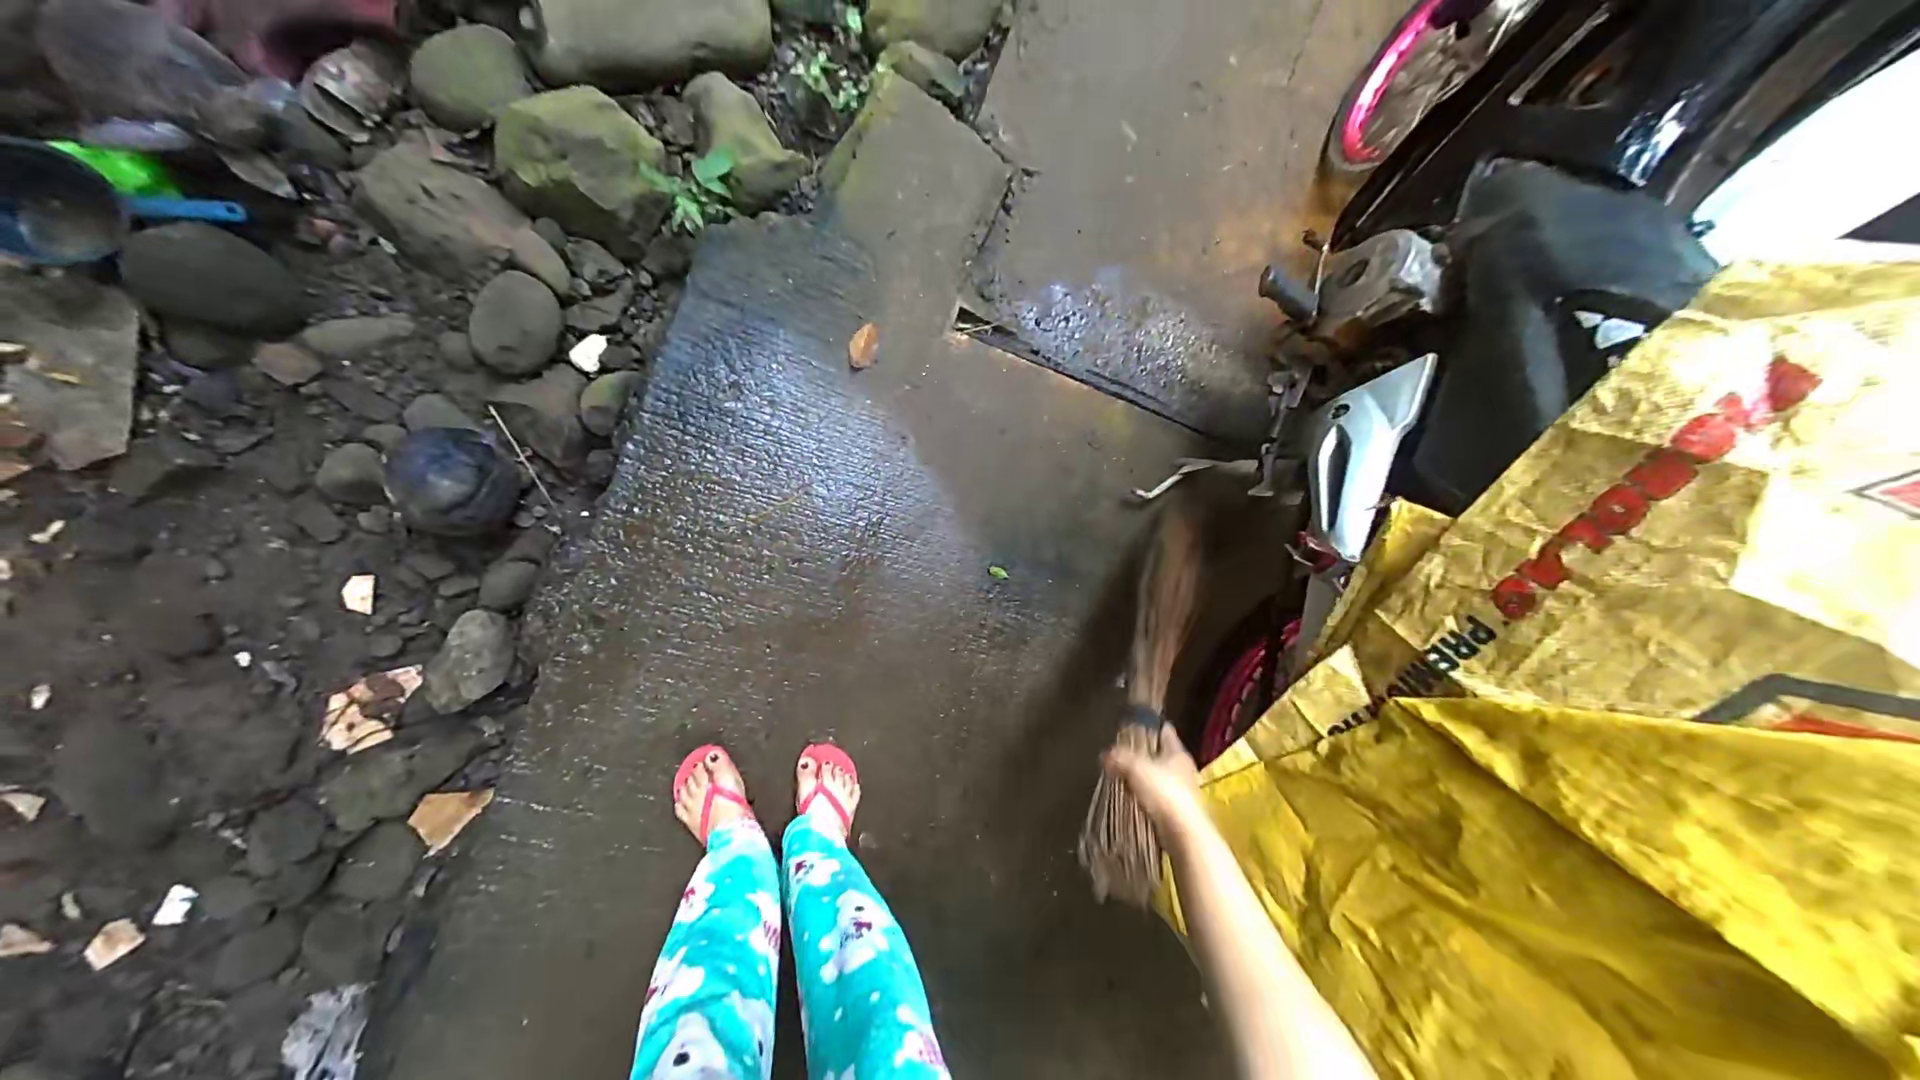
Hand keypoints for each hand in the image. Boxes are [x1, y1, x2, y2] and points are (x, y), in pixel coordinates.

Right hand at [1103, 724, 1203, 831]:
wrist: (1184, 834)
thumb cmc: (1164, 792)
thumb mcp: (1136, 768)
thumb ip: (1120, 758)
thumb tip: (1105, 754)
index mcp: (1177, 752)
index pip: (1165, 731)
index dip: (1150, 726)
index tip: (1135, 725)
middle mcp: (1183, 768)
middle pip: (1162, 754)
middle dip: (1145, 753)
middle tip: (1124, 751)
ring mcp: (1183, 790)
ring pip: (1160, 776)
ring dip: (1145, 776)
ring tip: (1124, 775)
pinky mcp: (1178, 810)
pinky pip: (1158, 796)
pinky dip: (1146, 795)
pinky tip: (1133, 798)